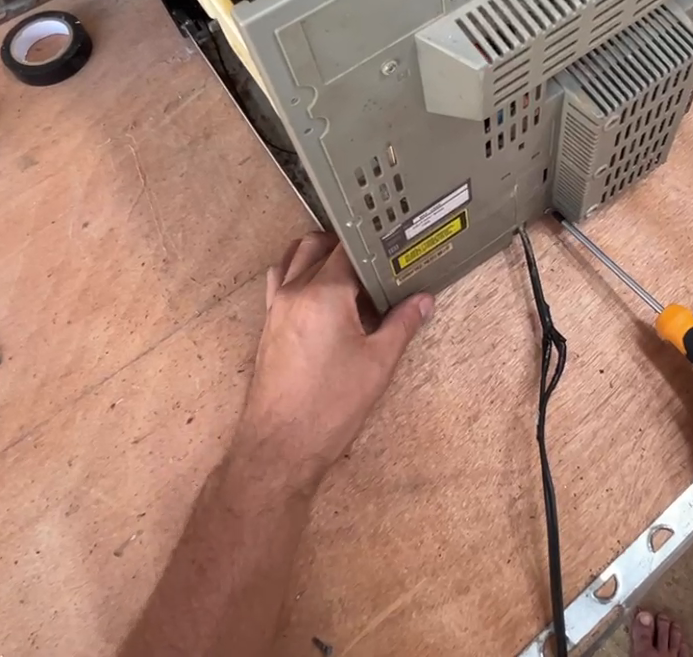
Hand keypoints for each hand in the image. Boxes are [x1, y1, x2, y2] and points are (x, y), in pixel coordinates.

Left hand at [231, 233, 432, 492]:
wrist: (280, 446)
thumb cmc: (332, 405)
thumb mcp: (379, 363)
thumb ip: (403, 324)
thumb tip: (424, 300)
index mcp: (324, 293)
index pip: (348, 250)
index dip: (371, 247)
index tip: (392, 249)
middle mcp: (295, 291)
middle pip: (317, 245)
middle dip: (345, 246)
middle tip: (373, 260)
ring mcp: (276, 306)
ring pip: (293, 258)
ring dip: (317, 253)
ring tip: (346, 271)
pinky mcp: (268, 324)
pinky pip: (279, 281)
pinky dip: (297, 273)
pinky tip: (319, 295)